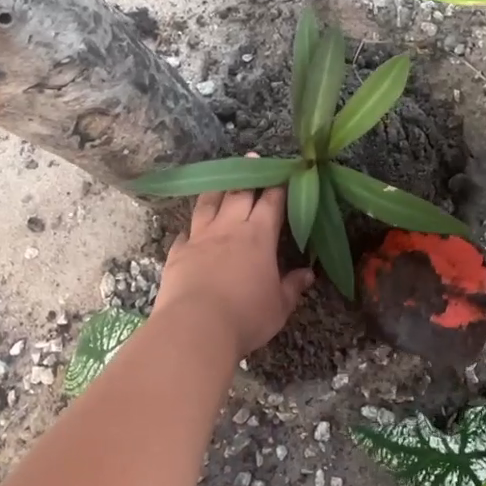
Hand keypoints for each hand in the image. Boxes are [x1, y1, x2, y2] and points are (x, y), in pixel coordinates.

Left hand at [153, 184, 312, 362]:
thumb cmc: (245, 316)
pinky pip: (184, 234)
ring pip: (209, 204)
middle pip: (239, 192)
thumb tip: (308, 274)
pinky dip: (189, 229)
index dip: (278, 186)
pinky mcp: (177, 253)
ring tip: (221, 178)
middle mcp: (229, 228)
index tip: (284, 173)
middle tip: (252, 158)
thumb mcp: (279, 306)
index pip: (271, 202)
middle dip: (249, 174)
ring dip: (217, 190)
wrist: (195, 328)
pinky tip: (189, 229)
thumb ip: (292, 287)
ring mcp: (200, 238)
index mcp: (259, 236)